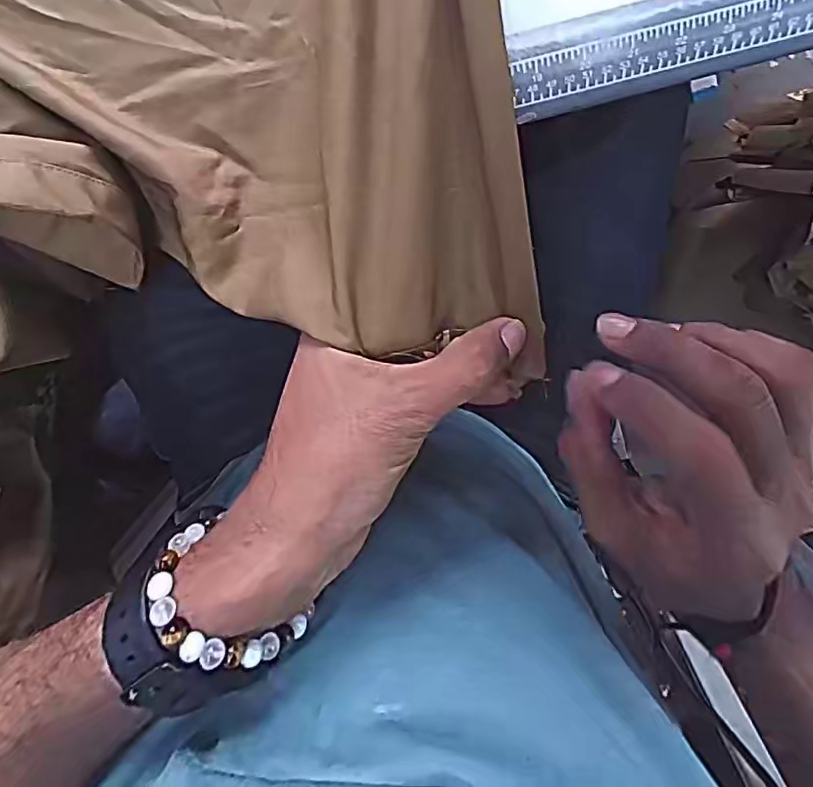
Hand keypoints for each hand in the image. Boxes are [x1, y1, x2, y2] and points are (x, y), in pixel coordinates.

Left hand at [172, 318, 526, 634]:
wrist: (302, 536)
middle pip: (411, 324)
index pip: (392, 288)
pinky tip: (488, 387)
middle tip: (506, 319)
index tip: (481, 275)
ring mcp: (357, 383)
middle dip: (460, 327)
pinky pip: (420, 387)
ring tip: (510, 358)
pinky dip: (452, 386)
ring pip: (419, 358)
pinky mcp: (372, 414)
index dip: (439, 283)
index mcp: (333, 329)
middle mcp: (342, 349)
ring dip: (462, 362)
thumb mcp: (406, 405)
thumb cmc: (332, 464)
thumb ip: (462, 366)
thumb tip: (511, 332)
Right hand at [560, 315, 812, 621]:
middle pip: (742, 395)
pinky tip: (690, 342)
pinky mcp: (807, 433)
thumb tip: (582, 385)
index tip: (593, 376)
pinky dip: (737, 340)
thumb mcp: (613, 529)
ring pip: (776, 371)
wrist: (742, 586)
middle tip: (610, 330)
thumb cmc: (672, 562)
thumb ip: (591, 459)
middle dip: (668, 349)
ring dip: (703, 339)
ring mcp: (803, 458)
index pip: (704, 452)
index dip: (645, 403)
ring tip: (649, 334)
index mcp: (735, 532)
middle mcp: (782, 491)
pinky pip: (792, 367)